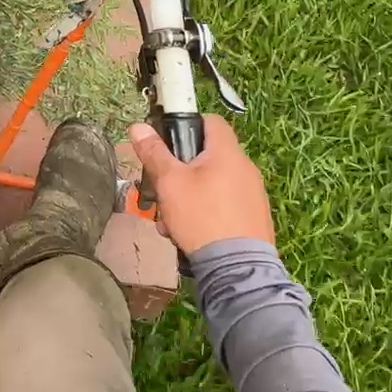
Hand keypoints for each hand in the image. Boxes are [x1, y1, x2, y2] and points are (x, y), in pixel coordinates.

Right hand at [129, 114, 274, 252]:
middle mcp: (244, 169)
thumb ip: (154, 152)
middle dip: (178, 169)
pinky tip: (186, 232)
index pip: (210, 120)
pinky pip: (221, 204)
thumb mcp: (169, 181)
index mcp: (227, 153)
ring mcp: (252, 196)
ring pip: (210, 183)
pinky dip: (202, 211)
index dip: (186, 124)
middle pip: (206, 155)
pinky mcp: (252, 219)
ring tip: (169, 216)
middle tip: (161, 185)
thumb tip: (138, 126)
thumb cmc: (201, 215)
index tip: (167, 141)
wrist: (238, 270)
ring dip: (186, 194)